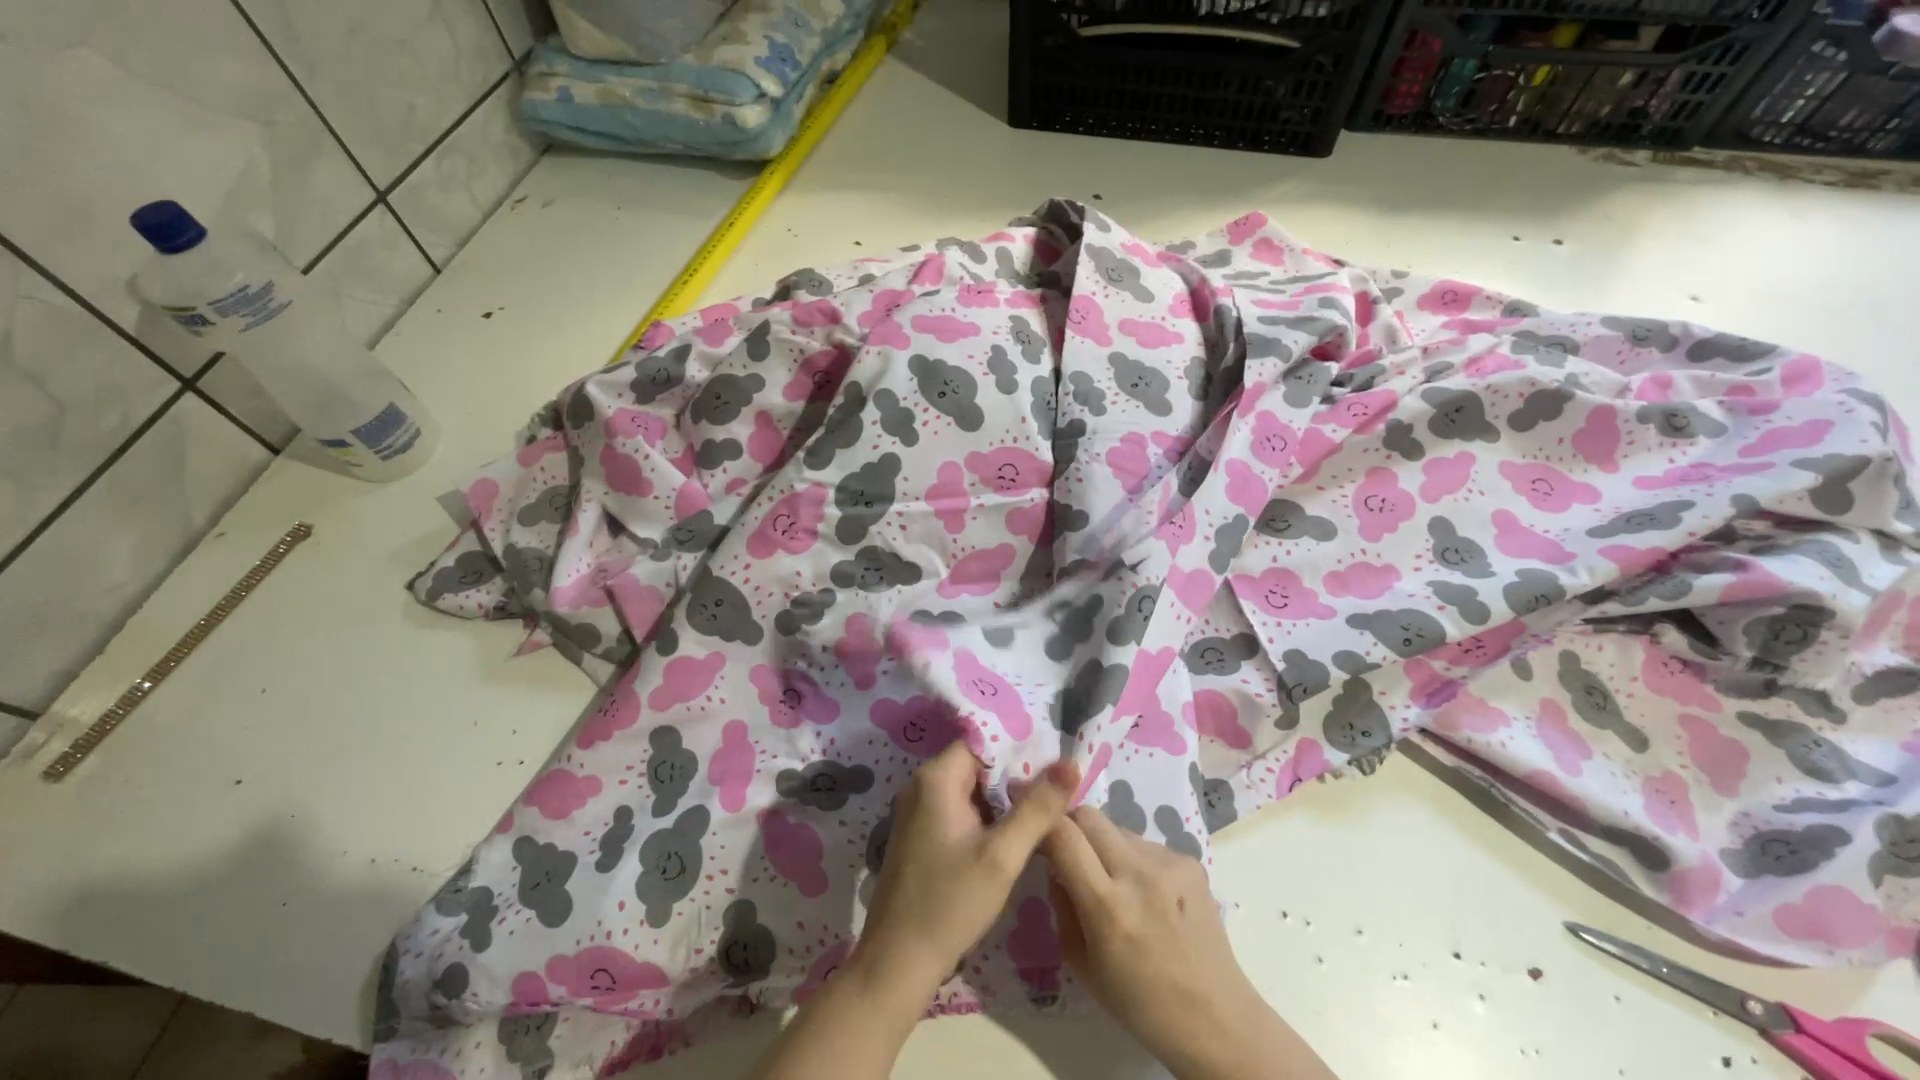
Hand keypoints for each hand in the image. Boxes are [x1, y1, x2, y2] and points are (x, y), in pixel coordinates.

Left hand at [856, 742, 1078, 994]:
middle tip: (1055, 797)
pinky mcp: (920, 838)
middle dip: (1016, 779)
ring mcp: (918, 813)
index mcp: (936, 779)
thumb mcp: (1004, 854)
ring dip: (1004, 803)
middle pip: (979, 766)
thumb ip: (1039, 807)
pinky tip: (1011, 843)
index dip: (1021, 751)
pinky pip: (959, 814)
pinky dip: (986, 821)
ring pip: (972, 792)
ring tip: (1042, 818)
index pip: (984, 743)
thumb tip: (1071, 763)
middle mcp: (921, 787)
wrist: (899, 960)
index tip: (1055, 768)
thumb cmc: (951, 902)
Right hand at [1044, 806, 1336, 1079]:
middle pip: (1089, 816)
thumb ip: (1062, 906)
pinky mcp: (1191, 862)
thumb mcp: (1080, 963)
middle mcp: (1139, 874)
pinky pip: (1145, 844)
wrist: (1212, 1015)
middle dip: (1069, 825)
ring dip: (1102, 844)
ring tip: (1110, 881)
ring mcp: (1170, 864)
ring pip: (1118, 829)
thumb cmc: (1137, 1001)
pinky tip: (1144, 893)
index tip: (1030, 826)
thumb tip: (1056, 866)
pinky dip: (1132, 858)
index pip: (1062, 835)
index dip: (1041, 822)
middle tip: (1065, 849)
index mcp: (1106, 905)